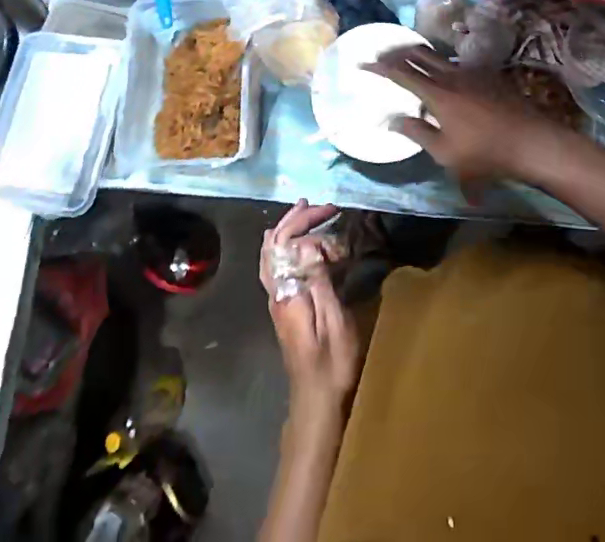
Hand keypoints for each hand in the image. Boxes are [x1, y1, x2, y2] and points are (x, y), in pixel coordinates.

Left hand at [260, 200, 361, 411]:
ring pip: (270, 254)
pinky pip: (276, 265)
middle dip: (294, 220)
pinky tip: (300, 244)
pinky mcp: (283, 306)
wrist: (316, 399)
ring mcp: (277, 299)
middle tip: (318, 205)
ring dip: (287, 229)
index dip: (302, 221)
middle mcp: (275, 291)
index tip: (328, 211)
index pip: (282, 243)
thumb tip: (308, 244)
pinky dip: (287, 246)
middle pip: (273, 244)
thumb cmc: (332, 363)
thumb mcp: (333, 321)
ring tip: (305, 213)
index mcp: (287, 292)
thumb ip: (319, 281)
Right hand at [365, 47, 573, 197]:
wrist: (534, 143)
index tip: (363, 63)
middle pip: (419, 55)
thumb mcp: (445, 153)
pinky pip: (457, 63)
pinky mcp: (490, 77)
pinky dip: (441, 63)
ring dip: (419, 54)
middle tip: (383, 54)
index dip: (379, 67)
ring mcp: (473, 73)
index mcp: (437, 93)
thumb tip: (392, 120)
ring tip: (409, 58)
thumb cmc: (485, 153)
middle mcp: (452, 76)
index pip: (401, 73)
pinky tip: (445, 72)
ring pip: (439, 57)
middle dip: (397, 52)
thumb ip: (417, 133)